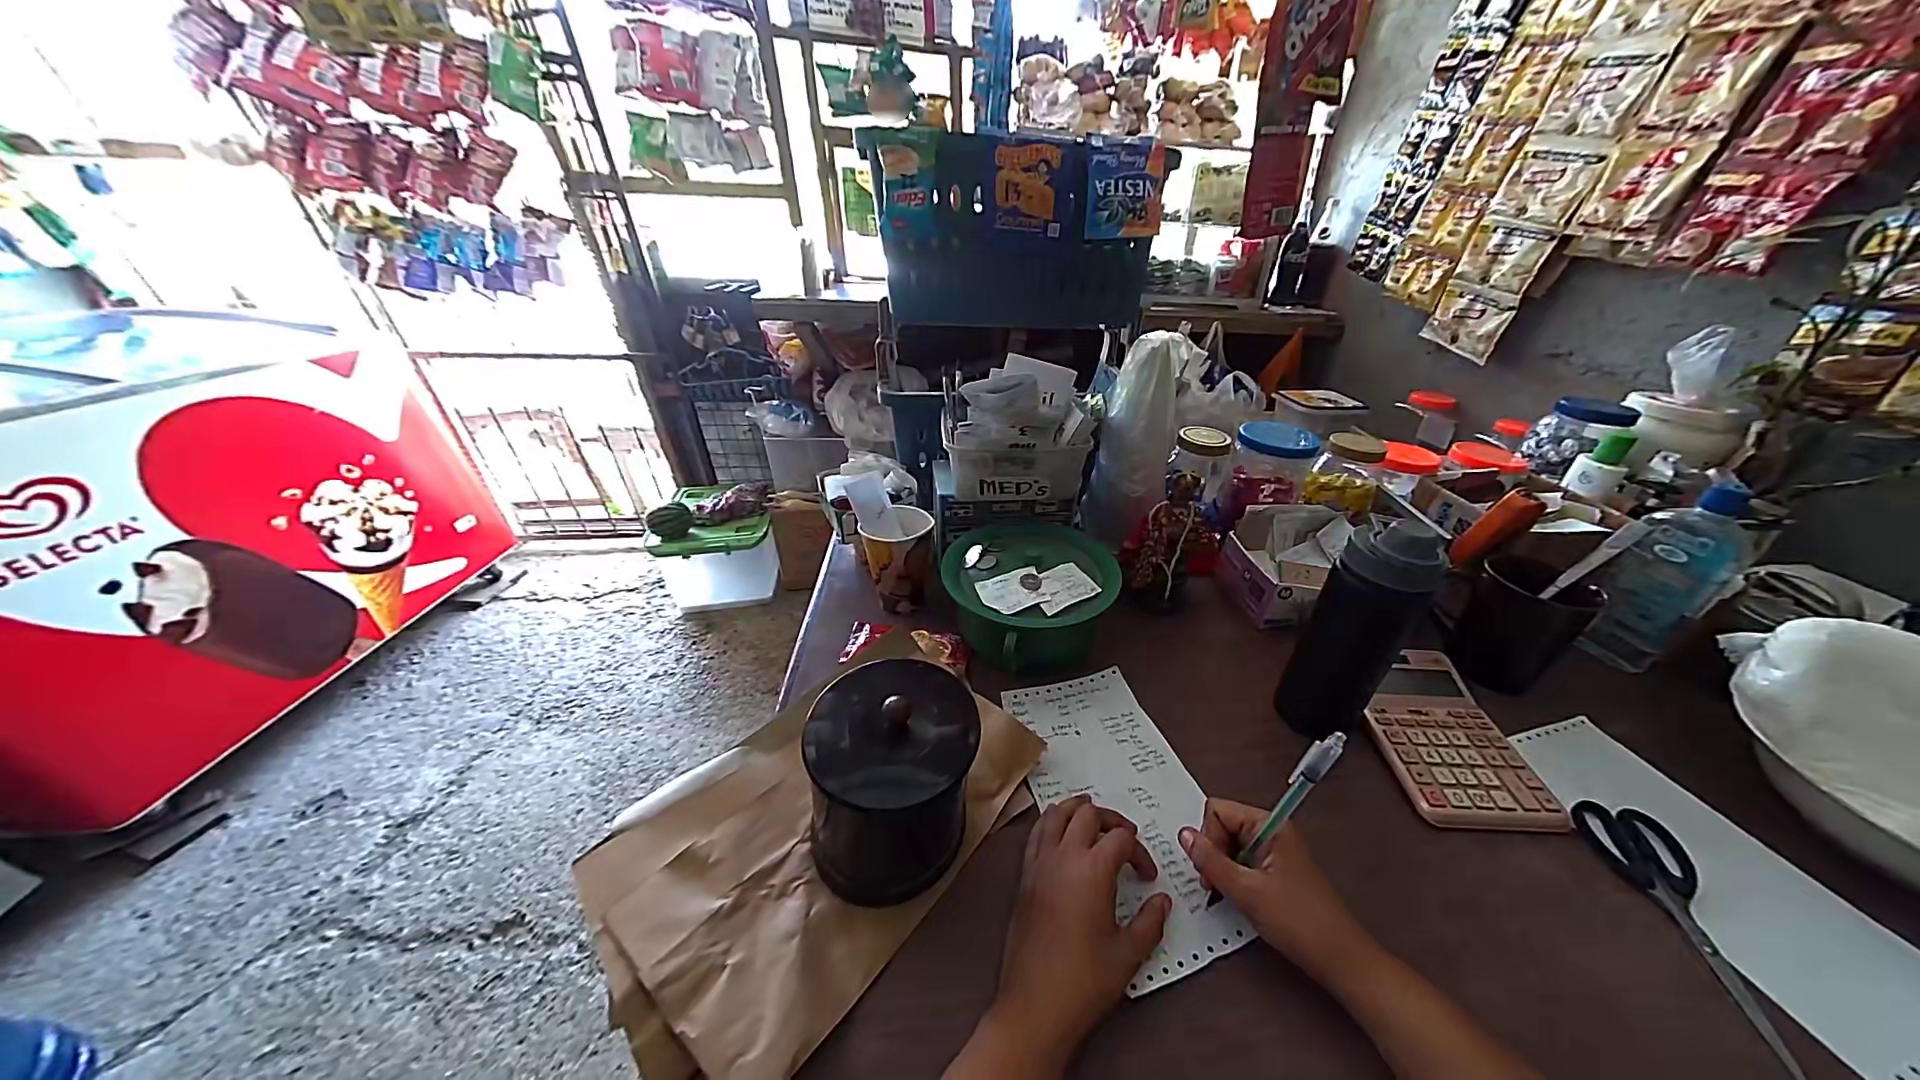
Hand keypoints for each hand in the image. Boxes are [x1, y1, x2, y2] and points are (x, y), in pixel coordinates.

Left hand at [985, 796, 1171, 1069]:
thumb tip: (1161, 902)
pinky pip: (1036, 835)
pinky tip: (1059, 836)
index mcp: (1092, 870)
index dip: (1139, 851)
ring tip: (1090, 815)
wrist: (1035, 1005)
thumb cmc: (1082, 981)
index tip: (1146, 875)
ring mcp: (1039, 865)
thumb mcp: (1128, 953)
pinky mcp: (1024, 877)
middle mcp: (1062, 858)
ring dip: (1075, 809)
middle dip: (1110, 819)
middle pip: (1087, 814)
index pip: (1120, 838)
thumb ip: (1150, 922)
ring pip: (1055, 814)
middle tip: (1124, 835)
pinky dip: (1050, 824)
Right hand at [1179, 798, 1366, 979]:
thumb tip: (1183, 835)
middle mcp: (1271, 832)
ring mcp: (1273, 852)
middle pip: (1221, 826)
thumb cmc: (1299, 922)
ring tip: (1227, 895)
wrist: (1342, 962)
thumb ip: (1210, 860)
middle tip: (1214, 885)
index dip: (1207, 837)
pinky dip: (1232, 878)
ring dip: (1220, 869)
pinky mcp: (1274, 871)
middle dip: (1212, 854)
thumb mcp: (1247, 890)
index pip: (1217, 810)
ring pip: (1228, 846)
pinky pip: (1240, 862)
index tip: (1211, 867)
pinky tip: (1238, 899)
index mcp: (1270, 824)